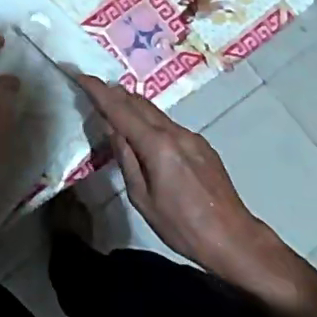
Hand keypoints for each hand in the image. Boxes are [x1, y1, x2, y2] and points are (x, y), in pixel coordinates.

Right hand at [72, 73, 308, 306]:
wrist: (234, 239)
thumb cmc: (181, 226)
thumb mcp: (141, 197)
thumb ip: (126, 158)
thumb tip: (112, 127)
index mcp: (157, 145)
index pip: (120, 110)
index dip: (99, 91)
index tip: (82, 76)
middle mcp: (175, 132)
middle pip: (139, 103)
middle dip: (115, 93)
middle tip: (94, 88)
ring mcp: (192, 137)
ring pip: (155, 112)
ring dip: (132, 105)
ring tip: (115, 105)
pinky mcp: (202, 146)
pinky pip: (169, 125)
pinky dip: (150, 120)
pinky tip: (145, 133)